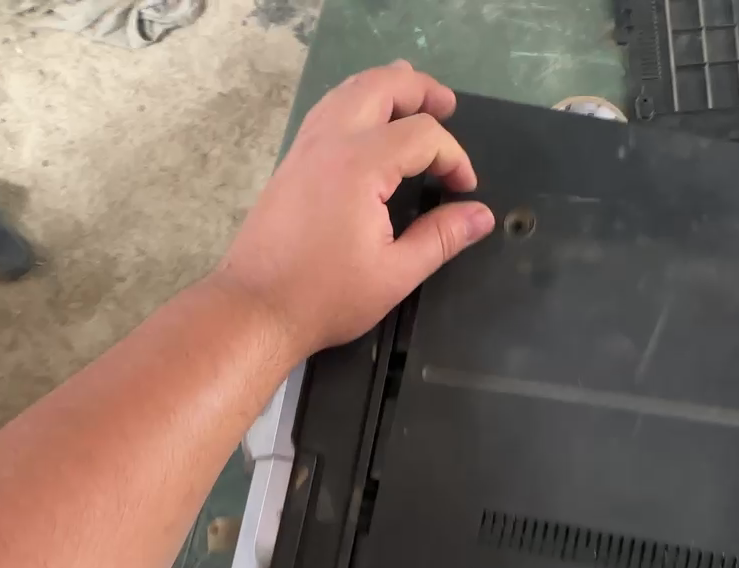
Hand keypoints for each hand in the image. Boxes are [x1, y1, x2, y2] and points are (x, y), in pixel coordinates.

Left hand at [214, 61, 496, 356]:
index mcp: (360, 165)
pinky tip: (364, 122)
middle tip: (447, 104)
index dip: (453, 156)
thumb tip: (481, 215)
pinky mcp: (289, 164)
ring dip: (384, 87)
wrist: (257, 308)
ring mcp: (304, 149)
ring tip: (410, 98)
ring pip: (348, 91)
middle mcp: (330, 142)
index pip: (421, 136)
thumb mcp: (394, 275)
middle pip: (381, 88)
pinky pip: (326, 111)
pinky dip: (354, 102)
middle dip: (420, 90)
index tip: (465, 188)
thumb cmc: (326, 298)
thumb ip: (441, 239)